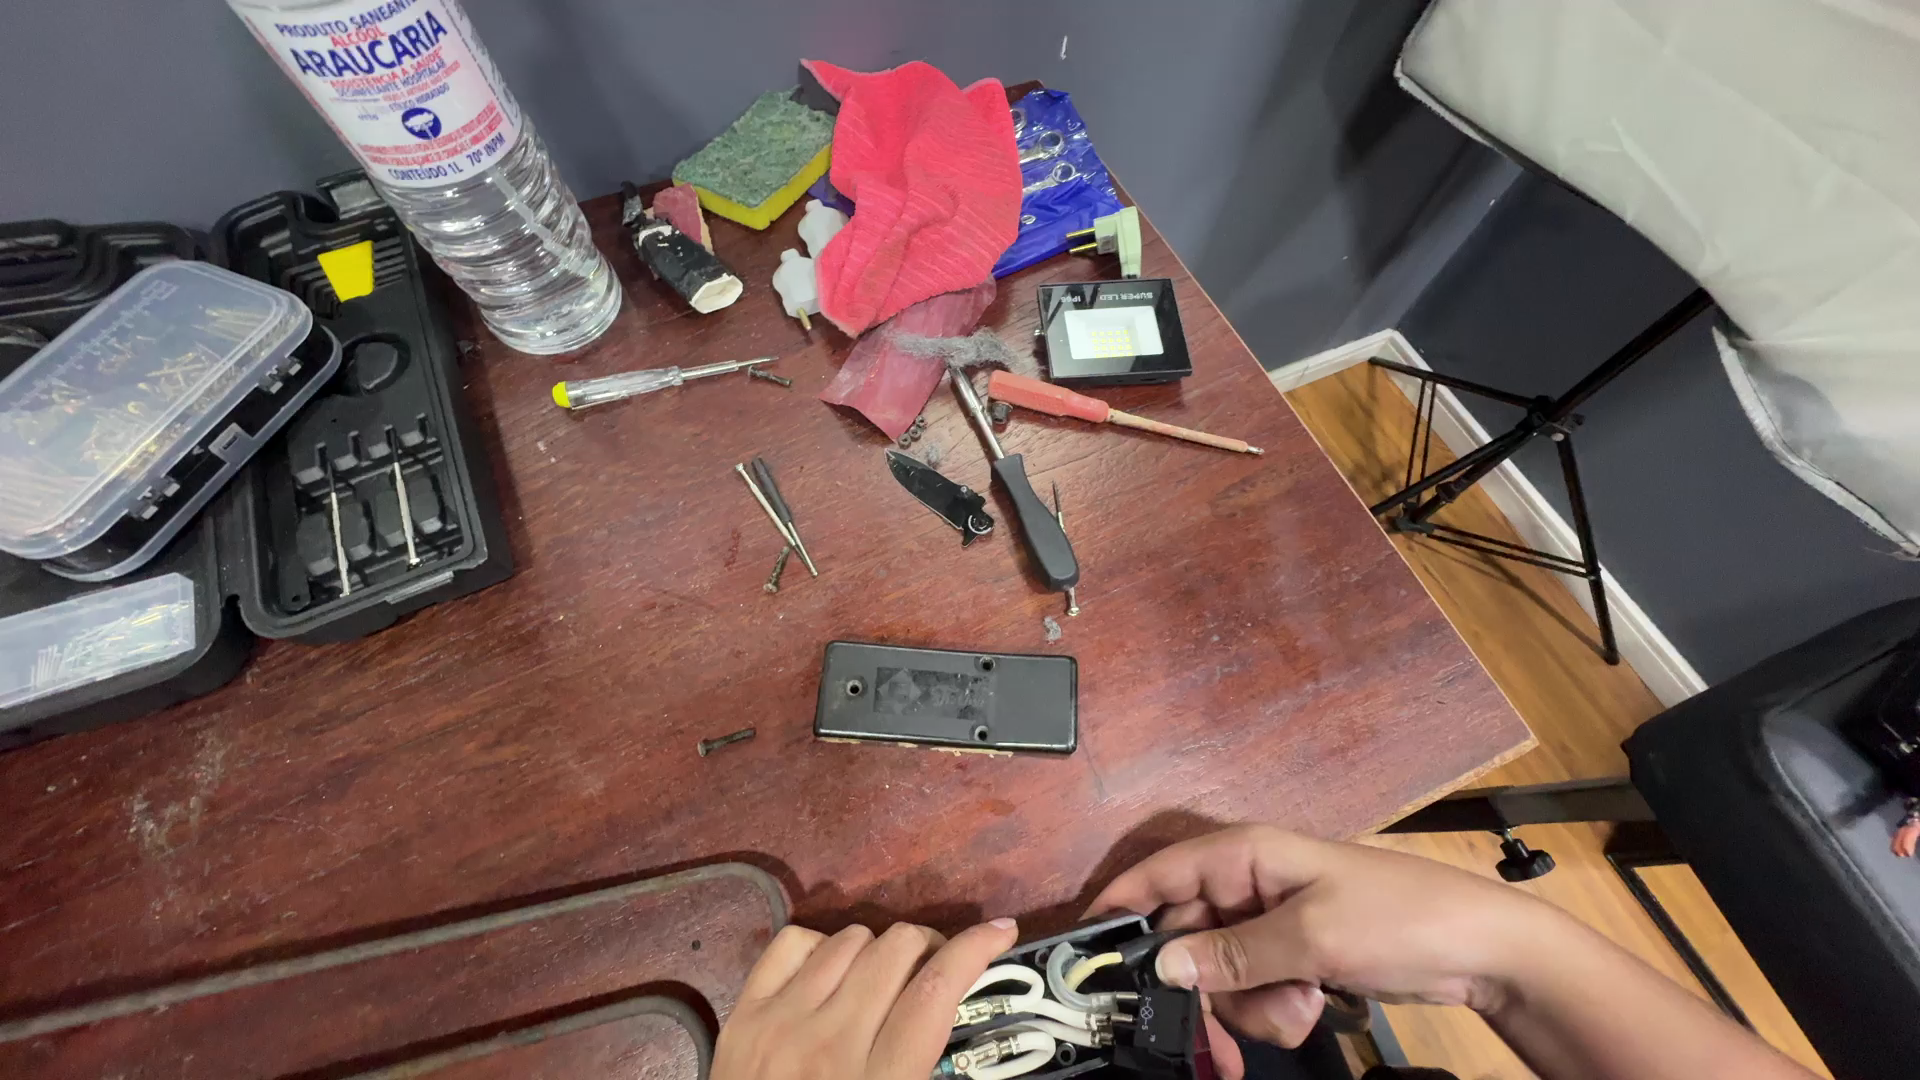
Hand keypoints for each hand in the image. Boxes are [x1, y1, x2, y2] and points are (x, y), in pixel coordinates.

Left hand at [711, 917, 1018, 1079]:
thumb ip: (925, 1063)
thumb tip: (954, 1001)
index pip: (936, 991)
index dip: (975, 948)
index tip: (1001, 931)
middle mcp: (830, 1041)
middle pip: (898, 948)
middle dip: (926, 948)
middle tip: (928, 972)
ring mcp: (781, 1022)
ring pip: (851, 937)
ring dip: (875, 952)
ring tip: (874, 983)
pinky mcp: (744, 1013)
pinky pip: (794, 941)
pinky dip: (819, 948)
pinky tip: (826, 977)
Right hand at [1088, 826, 1562, 1078]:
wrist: (1484, 950)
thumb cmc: (1393, 919)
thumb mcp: (1311, 939)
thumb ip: (1233, 954)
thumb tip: (1164, 966)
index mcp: (1241, 856)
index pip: (1161, 872)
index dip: (1121, 902)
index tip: (1086, 945)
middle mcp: (1243, 884)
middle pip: (1187, 938)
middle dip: (1203, 989)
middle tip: (1216, 1045)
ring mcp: (1266, 922)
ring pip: (1218, 973)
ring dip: (1249, 1006)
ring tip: (1300, 1010)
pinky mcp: (1288, 955)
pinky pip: (1252, 989)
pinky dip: (1273, 1011)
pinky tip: (1313, 1008)